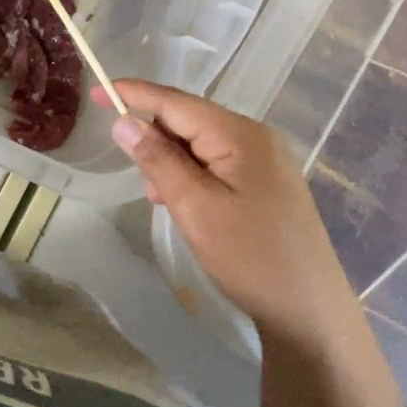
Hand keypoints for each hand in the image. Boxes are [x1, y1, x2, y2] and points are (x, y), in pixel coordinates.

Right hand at [98, 80, 357, 343]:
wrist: (312, 315)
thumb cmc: (251, 257)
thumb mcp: (194, 206)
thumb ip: (157, 159)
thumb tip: (123, 120)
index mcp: (240, 135)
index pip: (175, 102)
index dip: (133, 94)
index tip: (95, 92)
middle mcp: (255, 138)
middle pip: (187, 120)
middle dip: (155, 140)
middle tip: (142, 180)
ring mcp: (264, 161)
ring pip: (198, 144)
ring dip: (172, 164)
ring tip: (164, 201)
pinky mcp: (266, 185)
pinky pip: (214, 163)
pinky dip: (191, 177)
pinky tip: (185, 205)